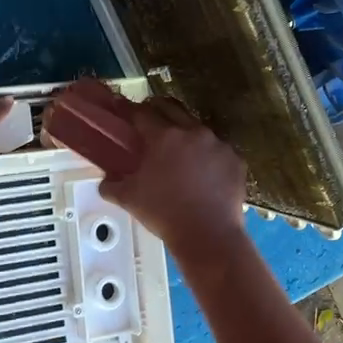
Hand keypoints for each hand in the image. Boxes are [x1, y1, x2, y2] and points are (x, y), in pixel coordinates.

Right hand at [99, 98, 247, 259]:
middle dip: (155, 109)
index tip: (120, 108)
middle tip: (146, 120)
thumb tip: (106, 180)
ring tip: (176, 150)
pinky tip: (201, 173)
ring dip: (183, 132)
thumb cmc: (163, 213)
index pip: (141, 112)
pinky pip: (217, 149)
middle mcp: (193, 132)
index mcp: (163, 137)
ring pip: (196, 127)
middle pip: (171, 108)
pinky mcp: (235, 160)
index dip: (128, 109)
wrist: (208, 235)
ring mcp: (218, 144)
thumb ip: (111, 184)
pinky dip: (206, 155)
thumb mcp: (128, 199)